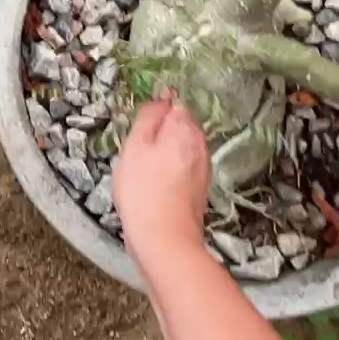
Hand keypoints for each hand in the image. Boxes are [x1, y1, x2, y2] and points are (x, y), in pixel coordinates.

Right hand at [113, 94, 211, 275]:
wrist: (164, 240)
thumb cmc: (143, 189)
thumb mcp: (135, 145)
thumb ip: (149, 117)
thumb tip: (162, 99)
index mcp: (185, 129)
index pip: (173, 104)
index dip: (155, 111)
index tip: (138, 126)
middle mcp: (200, 145)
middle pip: (179, 126)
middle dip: (159, 132)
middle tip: (135, 149)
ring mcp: (203, 168)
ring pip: (180, 148)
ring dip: (164, 152)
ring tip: (142, 169)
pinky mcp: (199, 189)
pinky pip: (183, 167)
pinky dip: (169, 169)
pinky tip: (154, 184)